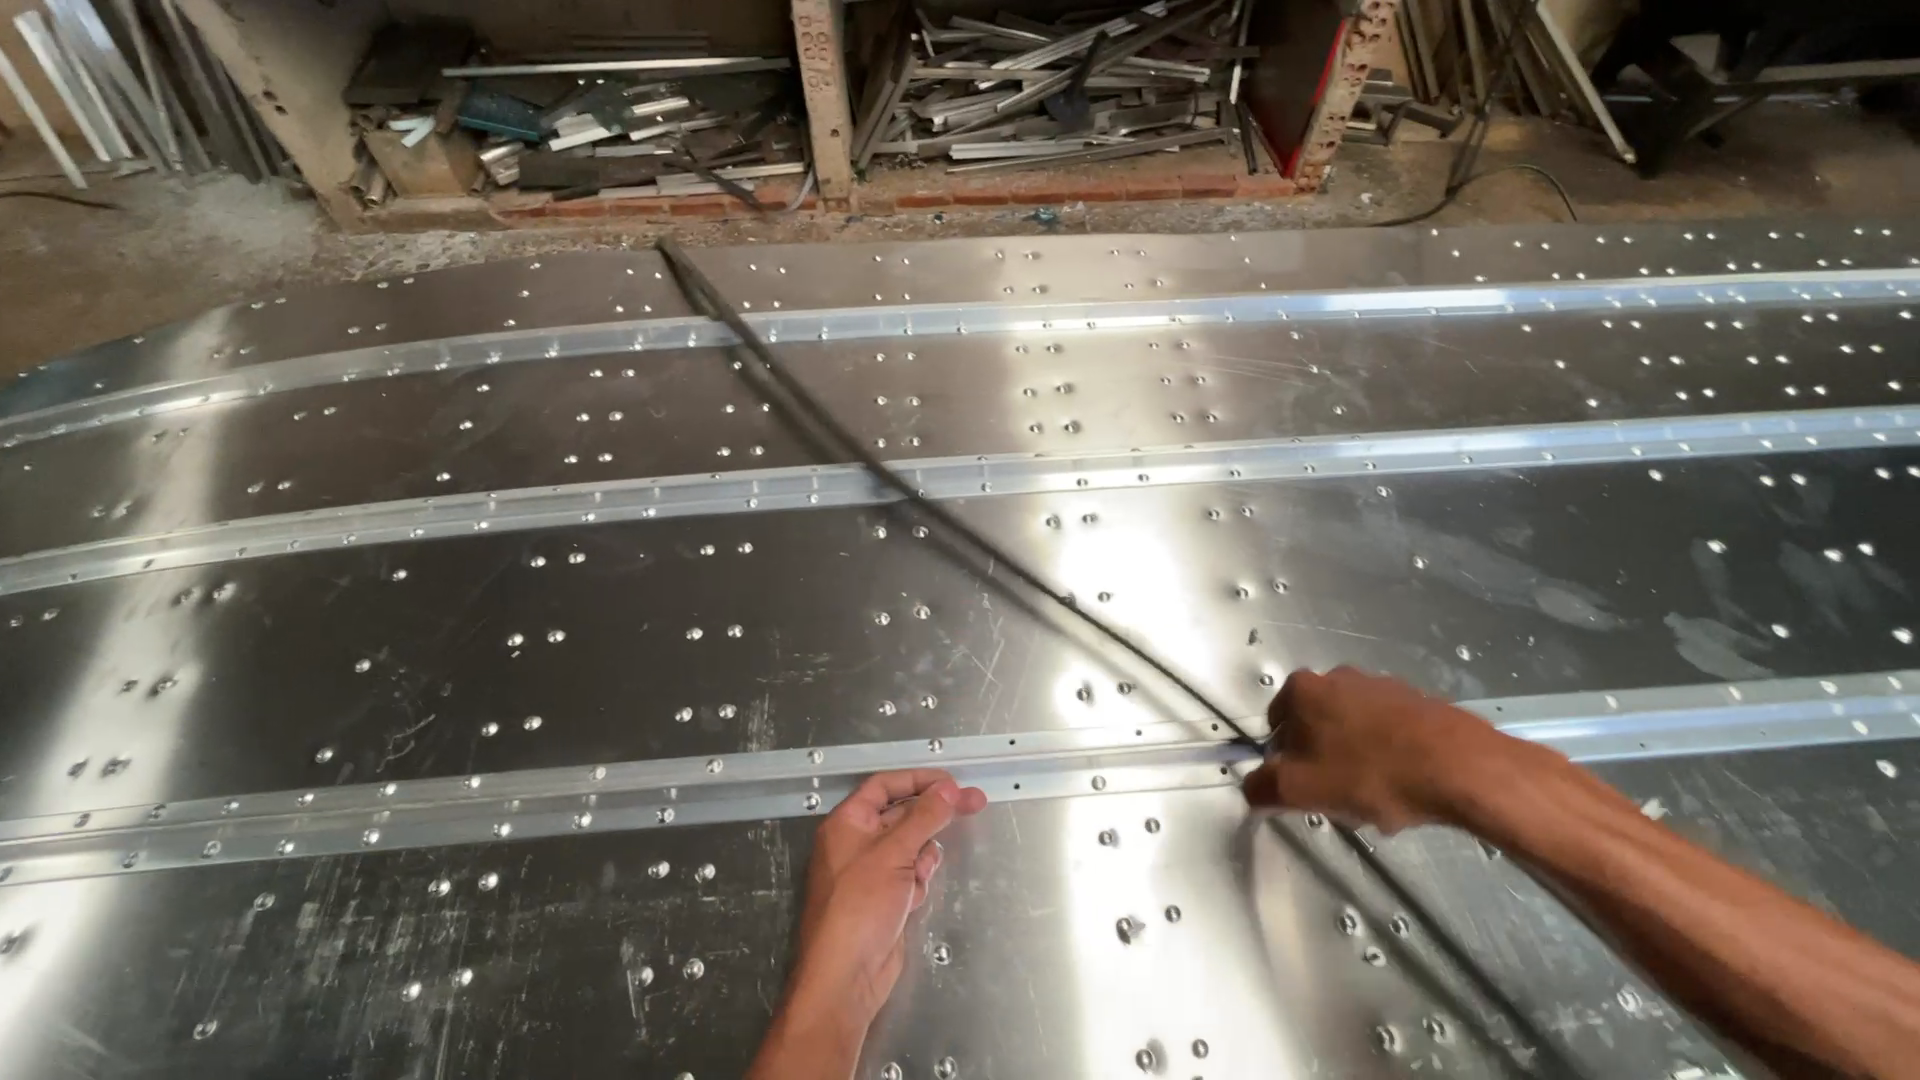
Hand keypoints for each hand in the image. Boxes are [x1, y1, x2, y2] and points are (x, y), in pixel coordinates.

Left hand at [749, 769, 987, 1079]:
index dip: (919, 779)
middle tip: (974, 803)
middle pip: (903, 813)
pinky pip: (912, 873)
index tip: (952, 781)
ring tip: (919, 873)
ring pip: (912, 845)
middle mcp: (857, 842)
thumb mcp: (894, 853)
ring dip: (924, 855)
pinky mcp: (885, 897)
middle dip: (934, 813)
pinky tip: (912, 899)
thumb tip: (947, 789)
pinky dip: (918, 882)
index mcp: (848, 822)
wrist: (846, 976)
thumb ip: (924, 817)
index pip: (885, 785)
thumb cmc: (859, 907)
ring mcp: (872, 871)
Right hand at [1242, 666, 1507, 831]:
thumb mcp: (1299, 791)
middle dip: (1323, 763)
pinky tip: (1406, 787)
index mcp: (1301, 690)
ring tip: (1379, 798)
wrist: (1461, 769)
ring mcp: (1382, 686)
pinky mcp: (1420, 702)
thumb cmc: (1369, 774)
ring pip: (1353, 733)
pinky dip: (1391, 758)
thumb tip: (1253, 787)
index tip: (1306, 789)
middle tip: (1340, 798)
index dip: (1285, 762)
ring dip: (1357, 762)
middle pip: (1315, 729)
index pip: (1274, 728)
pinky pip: (1390, 734)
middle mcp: (1338, 677)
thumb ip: (1261, 788)